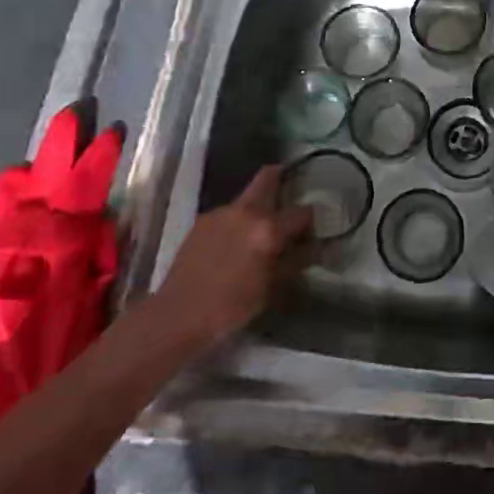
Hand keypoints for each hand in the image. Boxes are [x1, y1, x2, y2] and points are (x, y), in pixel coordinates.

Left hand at [153, 166, 312, 344]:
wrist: (177, 316)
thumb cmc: (231, 306)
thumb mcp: (272, 288)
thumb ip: (297, 260)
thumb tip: (316, 247)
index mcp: (267, 228)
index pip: (302, 212)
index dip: (310, 222)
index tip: (310, 232)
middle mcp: (245, 211)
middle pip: (268, 177)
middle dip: (282, 179)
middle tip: (289, 197)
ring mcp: (220, 213)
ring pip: (247, 198)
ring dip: (258, 207)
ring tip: (258, 233)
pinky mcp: (201, 221)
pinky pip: (229, 213)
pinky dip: (238, 221)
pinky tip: (234, 245)